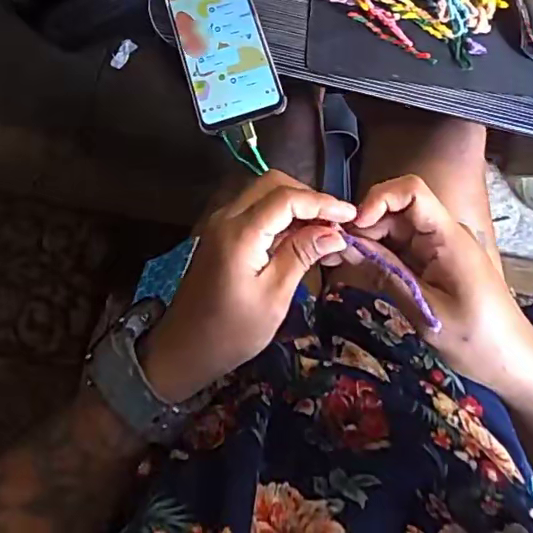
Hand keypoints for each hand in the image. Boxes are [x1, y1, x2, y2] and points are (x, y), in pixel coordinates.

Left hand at [140, 171, 355, 401]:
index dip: (321, 201)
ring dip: (294, 201)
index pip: (285, 198)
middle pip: (272, 183)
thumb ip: (301, 256)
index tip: (350, 214)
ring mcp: (220, 221)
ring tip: (323, 227)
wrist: (182, 348)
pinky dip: (279, 211)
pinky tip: (298, 233)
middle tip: (336, 220)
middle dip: (308, 195)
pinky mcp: (220, 231)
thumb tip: (334, 232)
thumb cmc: (230, 332)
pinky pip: (254, 207)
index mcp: (240, 233)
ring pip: (262, 191)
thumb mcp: (273, 298)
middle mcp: (227, 217)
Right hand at [330, 176, 532, 401]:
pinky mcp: (434, 262)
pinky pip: (400, 248)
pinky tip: (358, 268)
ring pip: (393, 228)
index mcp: (448, 236)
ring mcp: (438, 247)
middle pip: (395, 209)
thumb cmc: (481, 343)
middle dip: (364, 224)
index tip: (354, 226)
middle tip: (335, 250)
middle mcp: (442, 233)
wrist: (520, 370)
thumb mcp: (427, 313)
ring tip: (339, 260)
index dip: (378, 198)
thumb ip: (387, 274)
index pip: (411, 191)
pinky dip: (379, 255)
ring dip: (367, 240)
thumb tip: (345, 246)